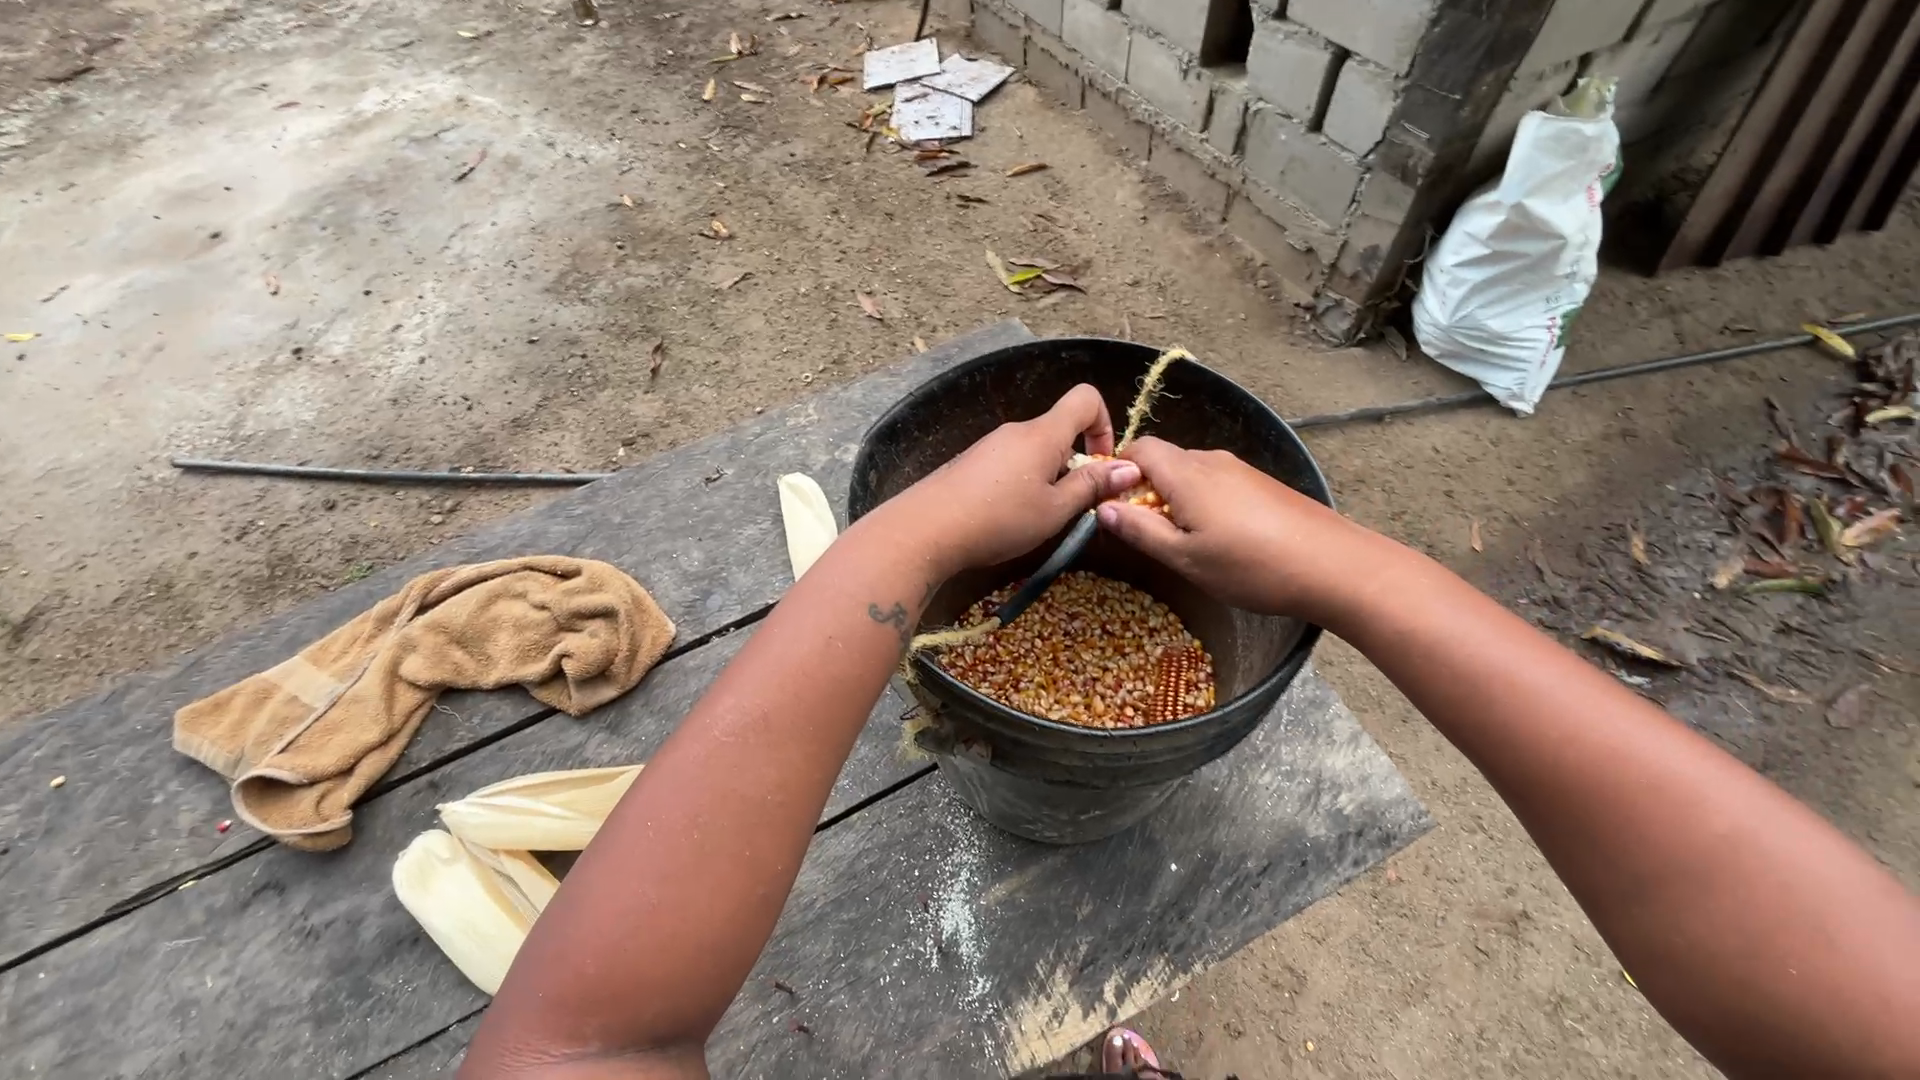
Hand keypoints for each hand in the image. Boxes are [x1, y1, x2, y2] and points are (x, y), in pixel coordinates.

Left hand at [897, 384, 1143, 572]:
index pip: (1085, 399)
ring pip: (1034, 450)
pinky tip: (1006, 517)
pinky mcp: (971, 463)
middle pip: (1059, 430)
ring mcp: (990, 445)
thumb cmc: (999, 519)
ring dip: (1047, 477)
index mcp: (1043, 434)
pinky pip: (1009, 463)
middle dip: (1075, 462)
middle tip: (1070, 505)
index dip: (1103, 424)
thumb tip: (1128, 468)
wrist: (925, 529)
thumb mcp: (1054, 510)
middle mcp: (1017, 430)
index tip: (1101, 463)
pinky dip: (1021, 482)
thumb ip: (1091, 486)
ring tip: (1036, 517)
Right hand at [1094, 437, 1378, 621]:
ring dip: (1175, 498)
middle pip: (1164, 460)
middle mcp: (1212, 461)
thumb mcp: (1186, 557)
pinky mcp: (1262, 484)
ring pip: (1191, 473)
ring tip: (1183, 540)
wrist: (1335, 566)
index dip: (1117, 470)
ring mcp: (1241, 470)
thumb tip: (1102, 507)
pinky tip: (1218, 537)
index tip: (1111, 505)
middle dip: (1144, 488)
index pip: (1138, 449)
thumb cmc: (1252, 566)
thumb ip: (1141, 530)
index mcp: (1187, 473)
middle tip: (1145, 531)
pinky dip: (1202, 502)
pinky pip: (1216, 483)